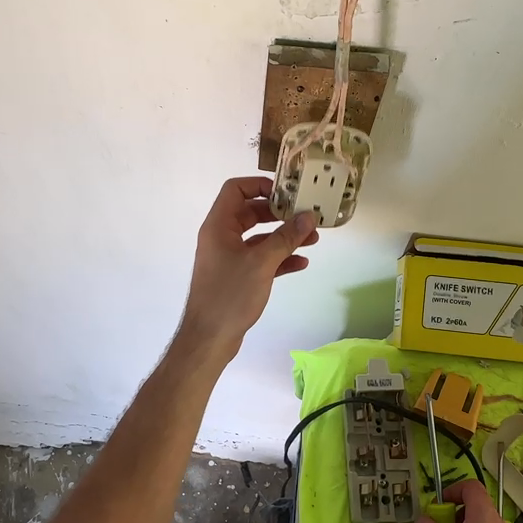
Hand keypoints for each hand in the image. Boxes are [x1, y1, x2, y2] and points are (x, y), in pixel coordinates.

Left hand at [175, 177, 319, 361]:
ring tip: (312, 240)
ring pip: (259, 238)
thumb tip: (308, 217)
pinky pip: (260, 259)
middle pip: (251, 213)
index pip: (235, 190)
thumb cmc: (229, 295)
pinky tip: (301, 263)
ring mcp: (229, 258)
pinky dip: (279, 258)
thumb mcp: (261, 263)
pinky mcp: (237, 277)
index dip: (259, 185)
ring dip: (284, 237)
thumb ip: (286, 238)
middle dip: (279, 214)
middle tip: (304, 215)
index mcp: (218, 226)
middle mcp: (221, 237)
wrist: (210, 337)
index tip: (286, 192)